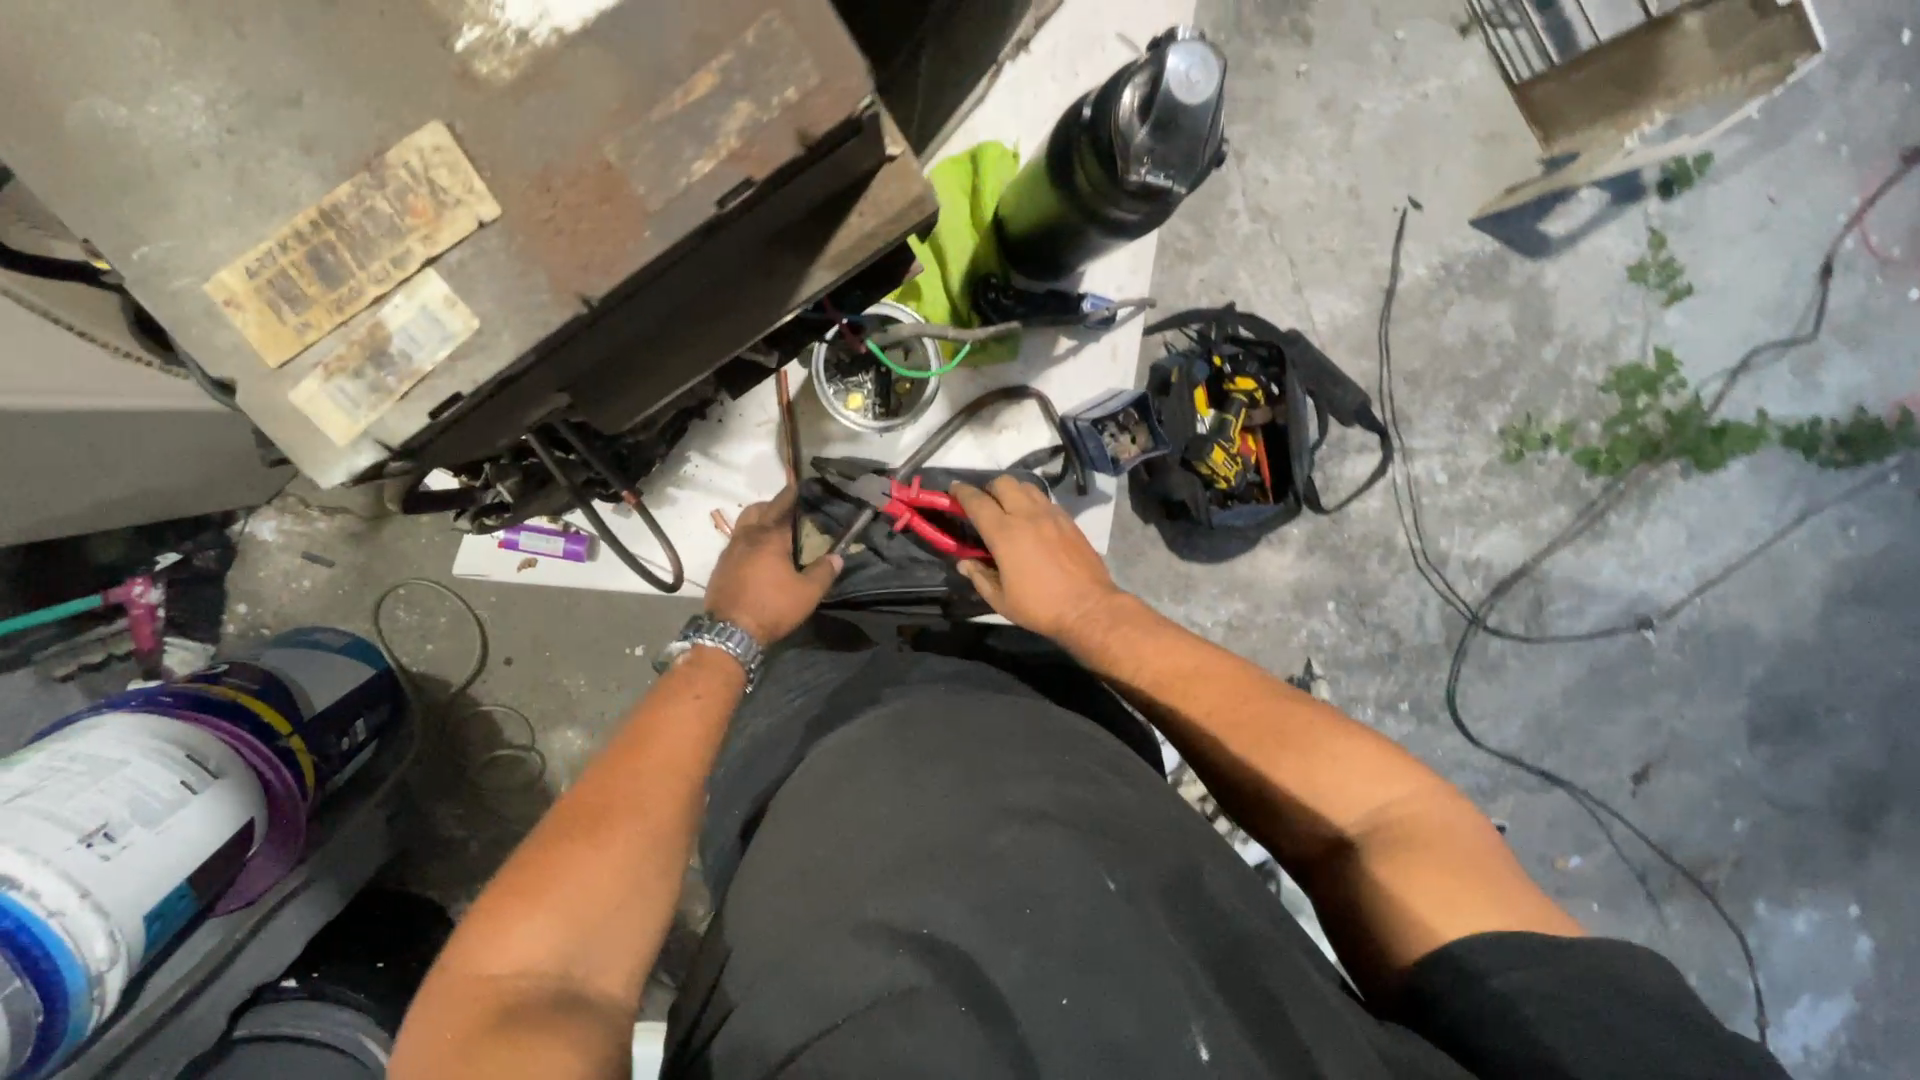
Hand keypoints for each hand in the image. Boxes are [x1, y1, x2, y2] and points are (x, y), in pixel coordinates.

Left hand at [705, 488, 841, 644]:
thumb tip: (838, 557)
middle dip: (776, 504)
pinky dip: (749, 538)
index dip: (795, 495)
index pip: (784, 506)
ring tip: (775, 530)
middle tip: (792, 509)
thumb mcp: (807, 593)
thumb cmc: (772, 608)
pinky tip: (759, 554)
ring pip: (745, 523)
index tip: (804, 487)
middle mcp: (747, 536)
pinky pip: (736, 541)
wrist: (729, 632)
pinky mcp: (721, 565)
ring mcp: (730, 550)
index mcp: (770, 537)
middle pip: (760, 508)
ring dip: (759, 519)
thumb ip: (824, 572)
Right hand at [949, 477, 1127, 641]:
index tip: (953, 489)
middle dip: (988, 488)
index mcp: (1004, 533)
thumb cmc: (1040, 606)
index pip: (977, 501)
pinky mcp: (1069, 520)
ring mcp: (1051, 514)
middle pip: (1003, 483)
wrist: (1088, 607)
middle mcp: (1027, 515)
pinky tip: (1032, 520)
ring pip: (1026, 486)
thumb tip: (964, 563)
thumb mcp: (1000, 600)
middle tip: (983, 504)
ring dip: (1012, 491)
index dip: (961, 492)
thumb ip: (979, 577)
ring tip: (1008, 509)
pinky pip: (1045, 499)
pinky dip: (1032, 502)